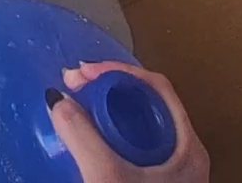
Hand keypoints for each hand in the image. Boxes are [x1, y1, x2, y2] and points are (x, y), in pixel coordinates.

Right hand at [51, 61, 209, 182]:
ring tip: (71, 102)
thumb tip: (56, 97)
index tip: (82, 74)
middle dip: (103, 84)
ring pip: (134, 119)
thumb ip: (81, 135)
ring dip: (100, 104)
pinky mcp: (151, 180)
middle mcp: (182, 152)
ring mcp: (168, 169)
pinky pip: (128, 140)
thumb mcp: (106, 177)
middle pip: (144, 99)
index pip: (155, 86)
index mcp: (186, 147)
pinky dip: (104, 127)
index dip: (117, 70)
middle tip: (70, 83)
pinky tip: (83, 134)